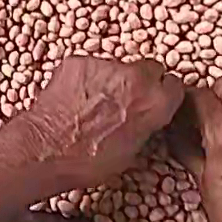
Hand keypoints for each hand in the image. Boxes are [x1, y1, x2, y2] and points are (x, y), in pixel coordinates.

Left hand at [12, 56, 185, 192]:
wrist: (48, 150)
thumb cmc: (88, 160)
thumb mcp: (132, 151)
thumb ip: (146, 124)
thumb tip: (144, 117)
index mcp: (156, 102)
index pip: (173, 85)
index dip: (162, 94)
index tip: (154, 98)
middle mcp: (135, 77)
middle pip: (149, 68)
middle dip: (139, 82)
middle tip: (124, 99)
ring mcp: (105, 65)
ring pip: (115, 66)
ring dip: (108, 80)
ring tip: (91, 104)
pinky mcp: (78, 61)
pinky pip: (88, 66)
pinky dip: (83, 78)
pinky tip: (74, 98)